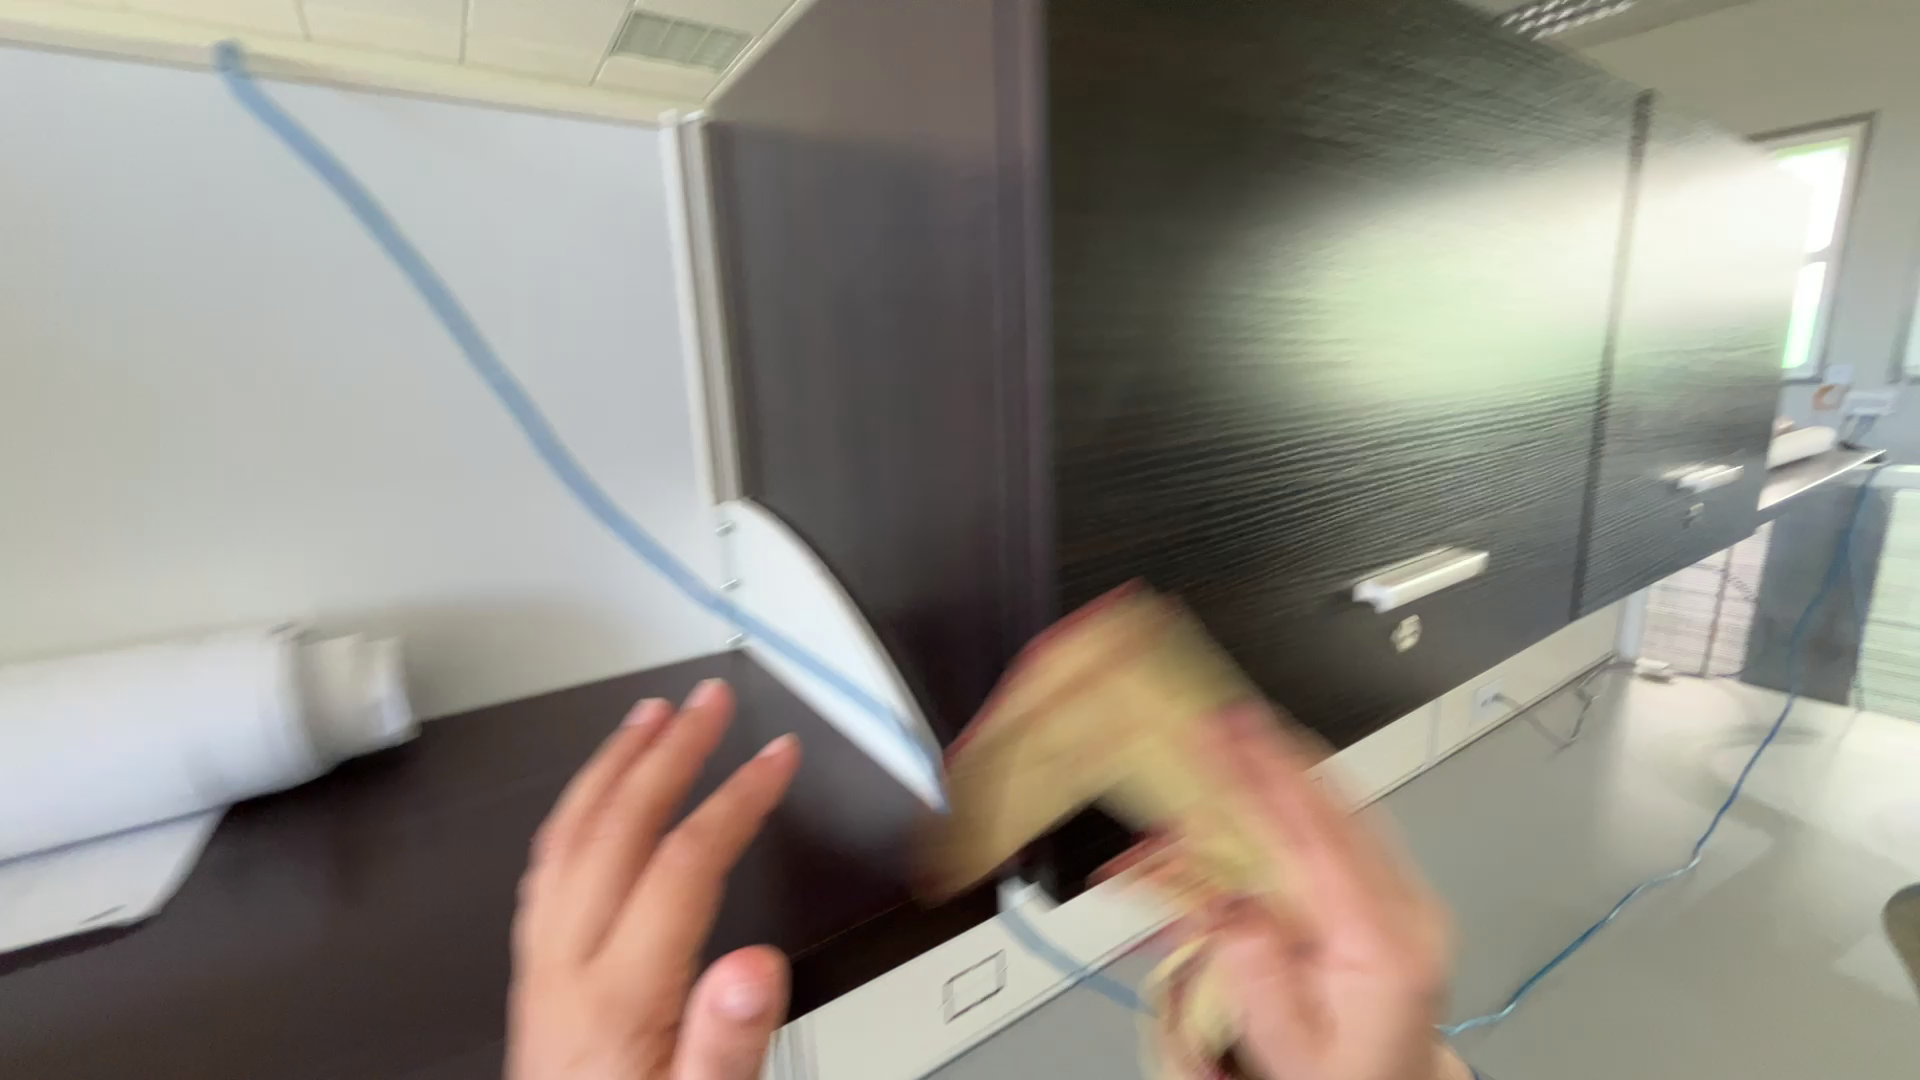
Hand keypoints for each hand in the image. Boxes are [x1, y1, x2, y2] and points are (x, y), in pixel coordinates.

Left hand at [508, 679, 801, 1079]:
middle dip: (672, 749)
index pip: (685, 862)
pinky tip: (602, 791)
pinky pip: (550, 865)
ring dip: (614, 762)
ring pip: (569, 836)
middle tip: (712, 701)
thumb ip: (728, 1048)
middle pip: (619, 827)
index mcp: (619, 998)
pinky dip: (580, 807)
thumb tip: (755, 965)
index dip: (739, 796)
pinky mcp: (539, 973)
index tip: (780, 755)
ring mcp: (545, 966)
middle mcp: (570, 969)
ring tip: (651, 715)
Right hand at [1207, 705, 1467, 1079]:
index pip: (1319, 842)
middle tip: (1223, 718)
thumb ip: (1253, 966)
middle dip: (1272, 755)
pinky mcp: (1387, 883)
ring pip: (1342, 803)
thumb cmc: (1332, 1072)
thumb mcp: (1282, 1043)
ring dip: (1283, 763)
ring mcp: (1403, 890)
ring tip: (1237, 732)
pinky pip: (1341, 818)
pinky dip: (1297, 784)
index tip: (1229, 735)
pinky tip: (1270, 760)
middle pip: (1334, 808)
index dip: (1269, 779)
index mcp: (1388, 948)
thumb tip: (1226, 893)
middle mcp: (1407, 907)